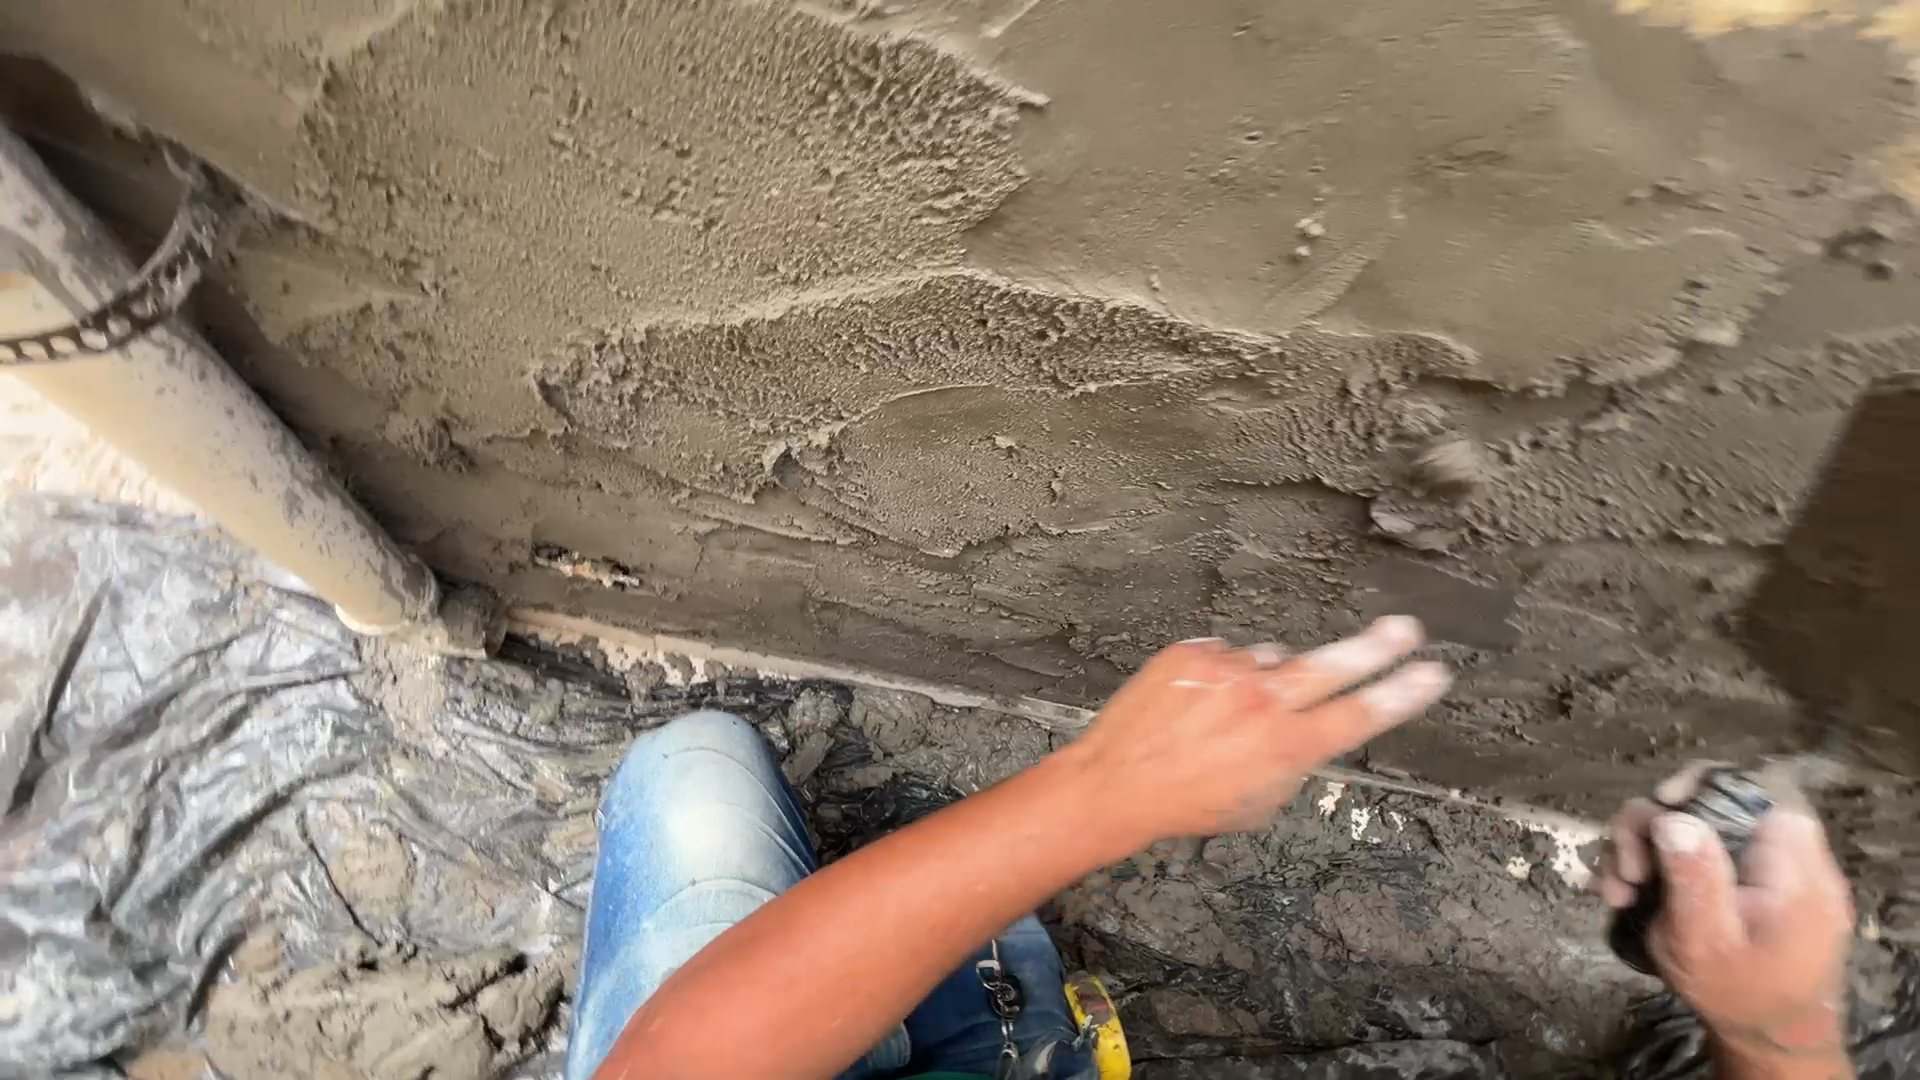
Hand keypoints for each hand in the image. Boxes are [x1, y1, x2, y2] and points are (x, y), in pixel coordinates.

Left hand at [1065, 617, 1449, 843]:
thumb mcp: (1260, 800)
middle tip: (1404, 628)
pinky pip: (1224, 654)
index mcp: (1288, 745)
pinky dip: (1220, 673)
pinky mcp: (1191, 653)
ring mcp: (1225, 671)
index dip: (1403, 693)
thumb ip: (1294, 758)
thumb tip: (1308, 725)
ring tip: (1225, 711)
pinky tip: (1197, 700)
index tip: (1433, 672)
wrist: (1119, 780)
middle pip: (1332, 665)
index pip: (1362, 714)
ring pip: (1266, 660)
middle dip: (1375, 647)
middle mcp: (1262, 701)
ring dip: (1260, 678)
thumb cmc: (1189, 800)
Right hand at [1596, 768, 1854, 1073]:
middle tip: (1628, 870)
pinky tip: (1620, 893)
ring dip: (1631, 850)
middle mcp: (1771, 860)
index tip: (1664, 802)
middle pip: (1700, 806)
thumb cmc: (1736, 989)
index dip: (1708, 782)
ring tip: (1617, 891)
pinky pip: (1668, 849)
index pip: (1762, 792)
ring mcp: (1742, 868)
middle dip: (1646, 829)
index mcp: (1791, 871)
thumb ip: (1695, 877)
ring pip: (1672, 826)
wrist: (1757, 1033)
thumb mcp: (1706, 936)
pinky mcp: (1717, 878)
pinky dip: (1637, 865)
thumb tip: (1674, 817)